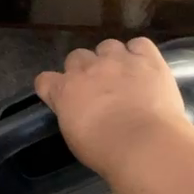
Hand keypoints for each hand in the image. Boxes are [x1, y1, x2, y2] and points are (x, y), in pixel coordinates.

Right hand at [34, 38, 193, 179]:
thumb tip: (76, 110)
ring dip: (110, 58)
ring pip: (107, 46)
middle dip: (83, 69)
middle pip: (76, 56)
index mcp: (64, 90)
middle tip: (95, 87)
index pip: (45, 80)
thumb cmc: (104, 150)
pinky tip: (143, 66)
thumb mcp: (73, 137)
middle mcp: (88, 68)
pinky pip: (139, 44)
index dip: (52, 87)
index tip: (61, 98)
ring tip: (122, 75)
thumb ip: (70, 114)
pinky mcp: (148, 58)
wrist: (145, 144)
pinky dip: (139, 52)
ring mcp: (119, 60)